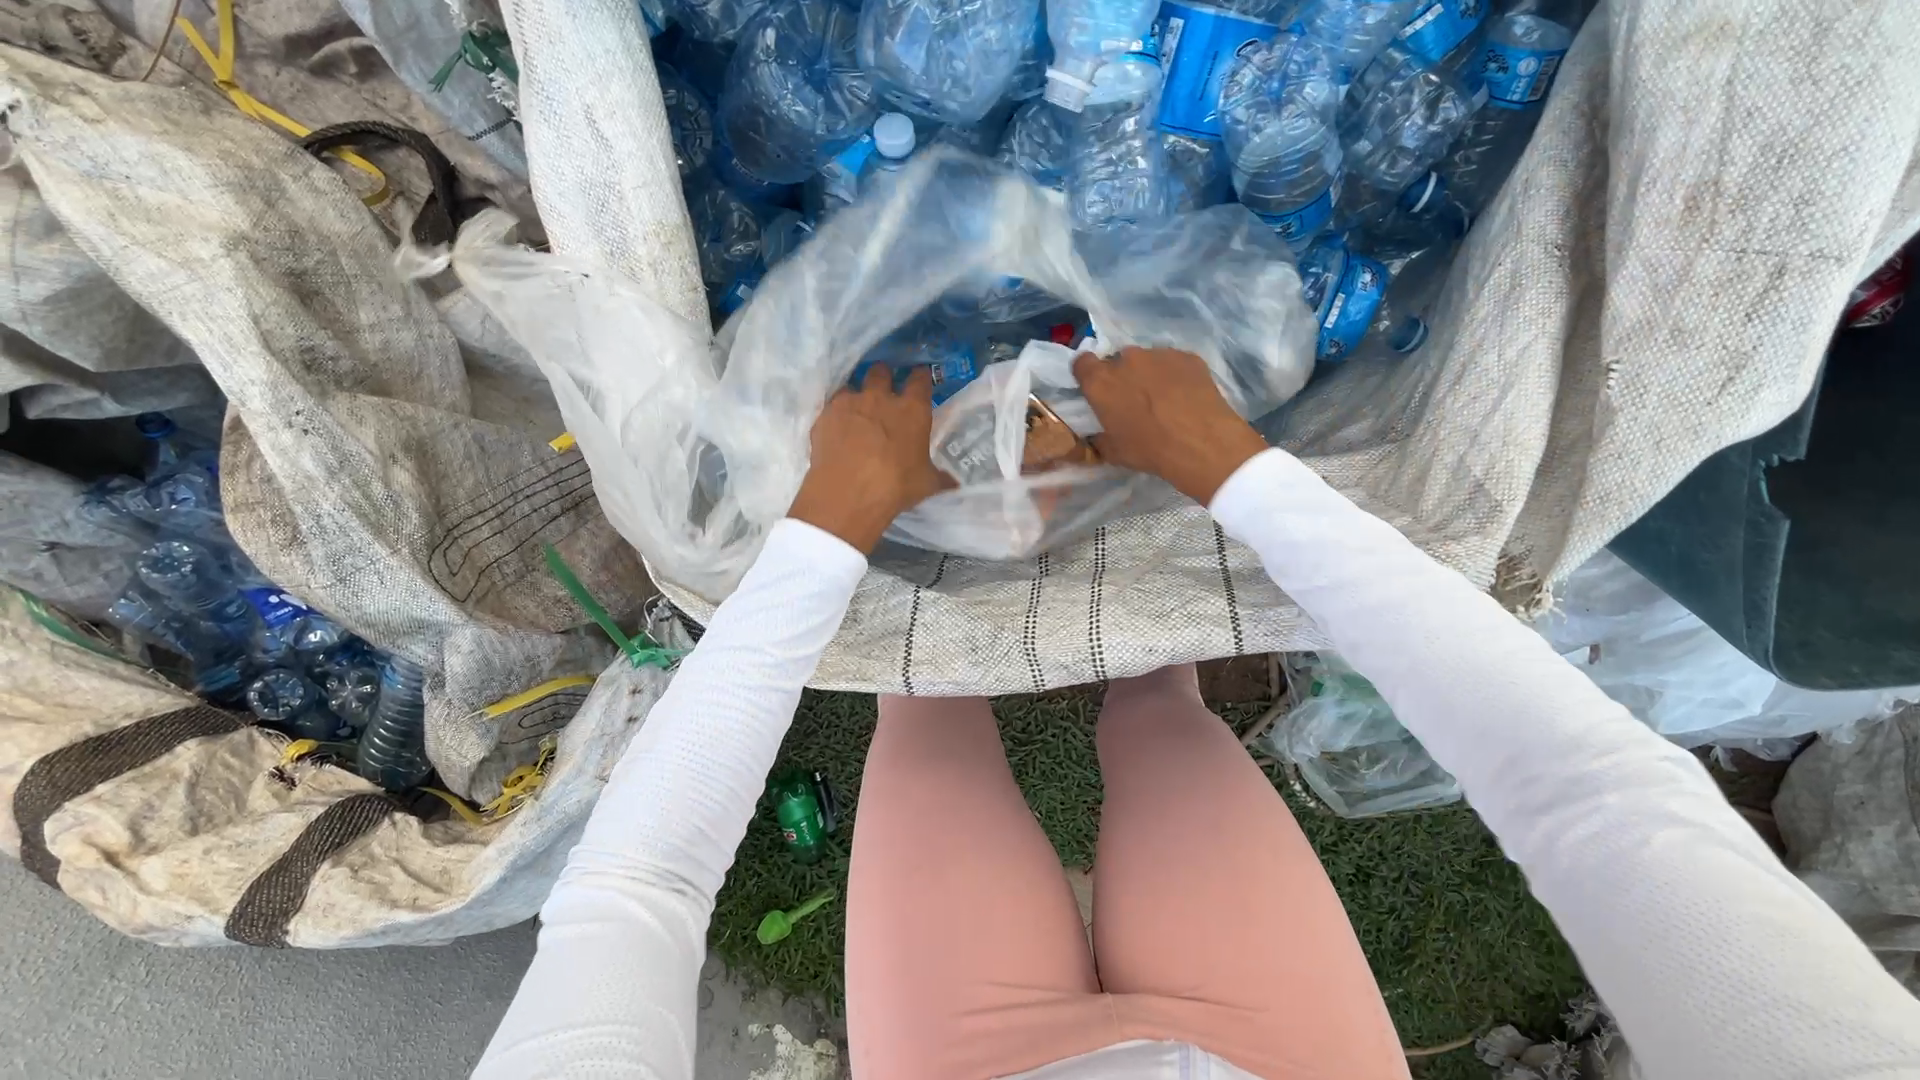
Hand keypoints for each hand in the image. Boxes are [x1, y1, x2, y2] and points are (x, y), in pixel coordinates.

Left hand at [788, 365, 952, 553]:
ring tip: (857, 412)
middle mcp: (879, 398)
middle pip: (881, 371)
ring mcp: (848, 404)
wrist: (847, 495)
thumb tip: (952, 483)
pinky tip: (836, 431)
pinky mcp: (824, 417)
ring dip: (856, 395)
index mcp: (911, 410)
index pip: (920, 380)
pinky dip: (836, 416)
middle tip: (884, 391)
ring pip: (852, 386)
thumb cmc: (895, 487)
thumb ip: (938, 477)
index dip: (920, 377)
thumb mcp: (926, 484)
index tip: (919, 379)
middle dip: (883, 377)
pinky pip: (831, 408)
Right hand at [1074, 347, 1270, 504]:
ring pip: (1148, 360)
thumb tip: (1098, 434)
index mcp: (1101, 382)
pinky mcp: (1187, 356)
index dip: (1089, 374)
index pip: (1082, 363)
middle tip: (1135, 401)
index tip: (1097, 389)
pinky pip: (1174, 363)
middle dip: (1123, 377)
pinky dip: (1176, 375)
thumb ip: (1100, 437)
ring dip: (1150, 375)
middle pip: (1118, 361)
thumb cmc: (1150, 450)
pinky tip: (1186, 396)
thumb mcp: (1114, 452)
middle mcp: (1126, 359)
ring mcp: (1159, 354)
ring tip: (1166, 399)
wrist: (1202, 443)